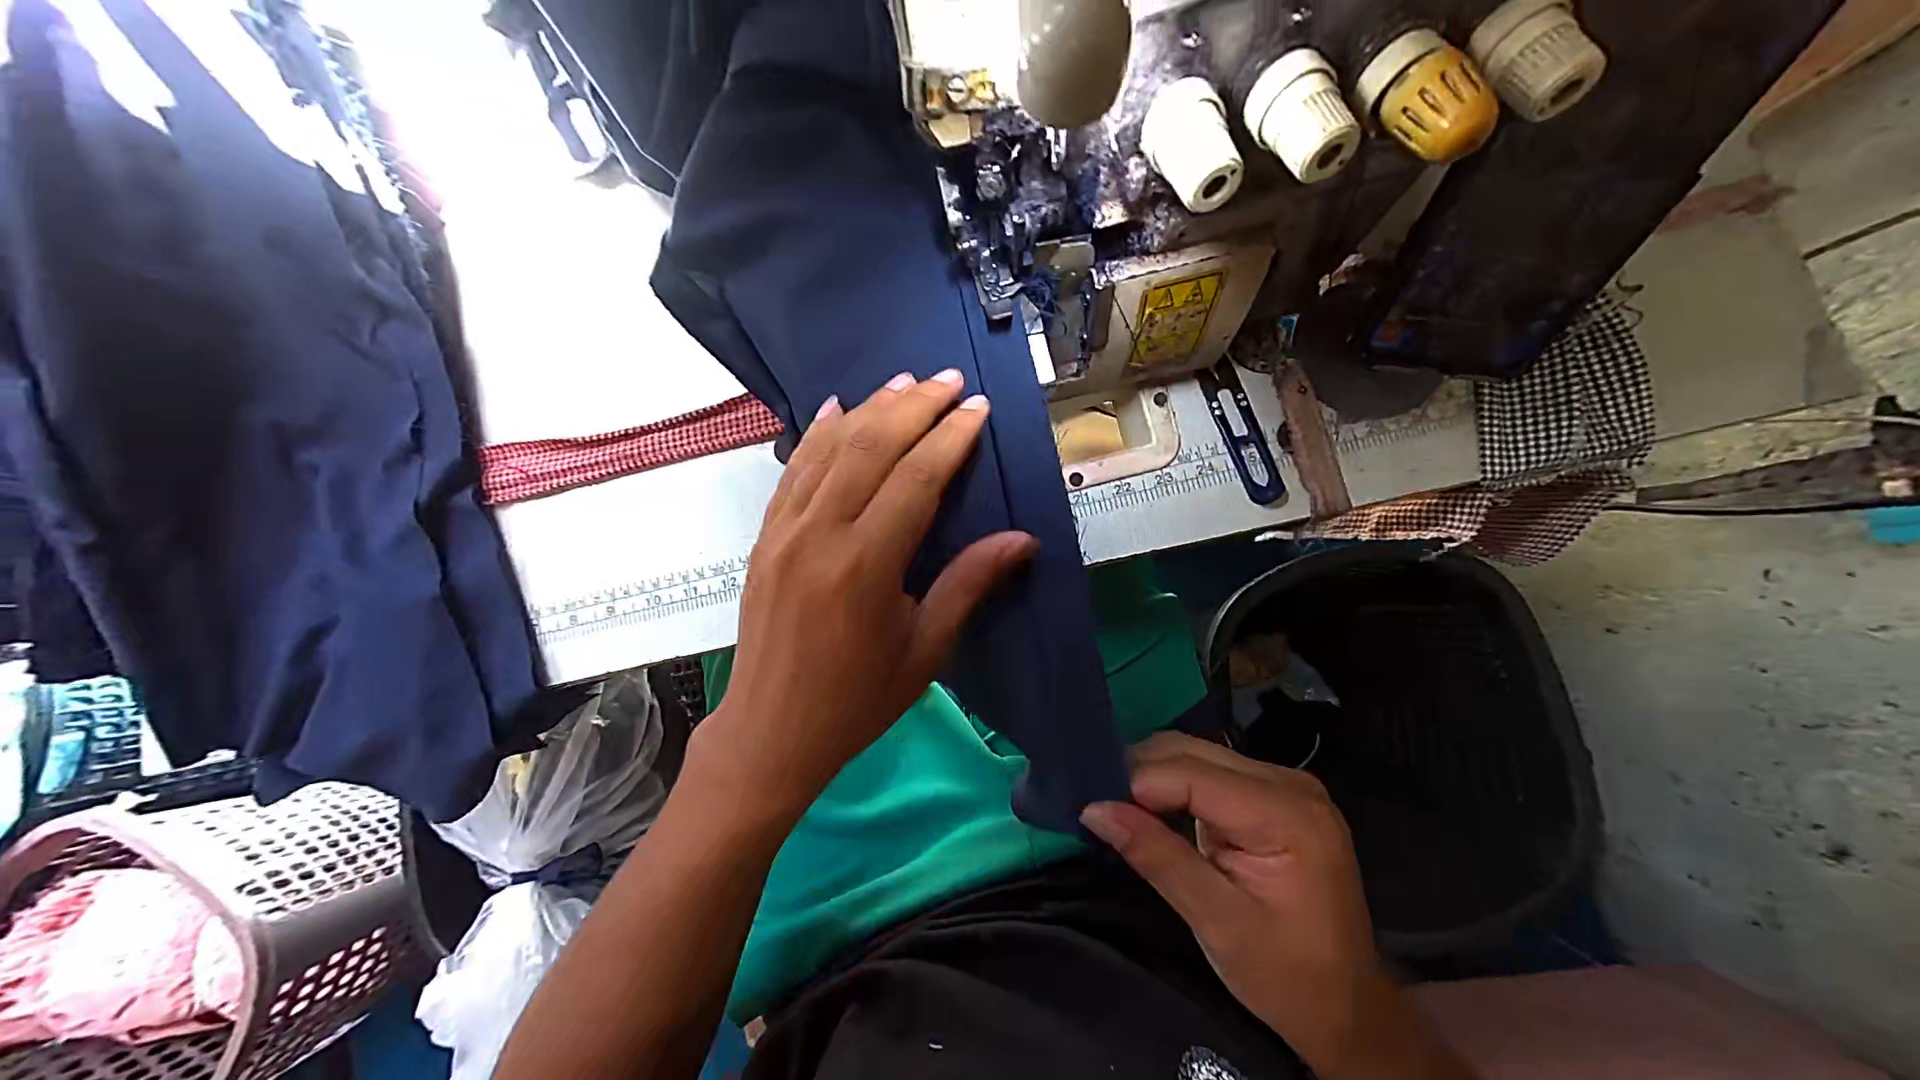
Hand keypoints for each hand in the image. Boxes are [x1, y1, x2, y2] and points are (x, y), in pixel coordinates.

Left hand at [693, 371, 1036, 823]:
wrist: (771, 731)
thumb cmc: (857, 701)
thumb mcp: (925, 651)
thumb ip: (969, 585)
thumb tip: (1022, 539)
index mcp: (865, 566)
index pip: (915, 478)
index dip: (950, 437)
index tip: (976, 408)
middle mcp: (819, 535)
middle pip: (871, 447)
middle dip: (914, 407)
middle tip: (948, 380)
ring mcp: (783, 532)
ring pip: (829, 449)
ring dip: (870, 409)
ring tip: (904, 383)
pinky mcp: (764, 537)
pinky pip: (792, 470)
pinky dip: (817, 433)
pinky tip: (836, 408)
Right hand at [1080, 734, 1472, 1079]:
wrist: (1347, 1007)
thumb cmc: (1288, 977)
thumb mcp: (1217, 923)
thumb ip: (1157, 857)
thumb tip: (1094, 809)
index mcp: (1288, 813)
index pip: (1190, 773)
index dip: (1135, 785)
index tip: (1092, 809)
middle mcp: (1289, 782)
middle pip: (1191, 752)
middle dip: (1138, 775)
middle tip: (1097, 808)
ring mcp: (1283, 784)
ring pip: (1194, 754)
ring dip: (1151, 778)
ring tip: (1116, 810)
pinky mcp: (1271, 794)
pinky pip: (1207, 772)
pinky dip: (1171, 787)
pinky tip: (1149, 811)